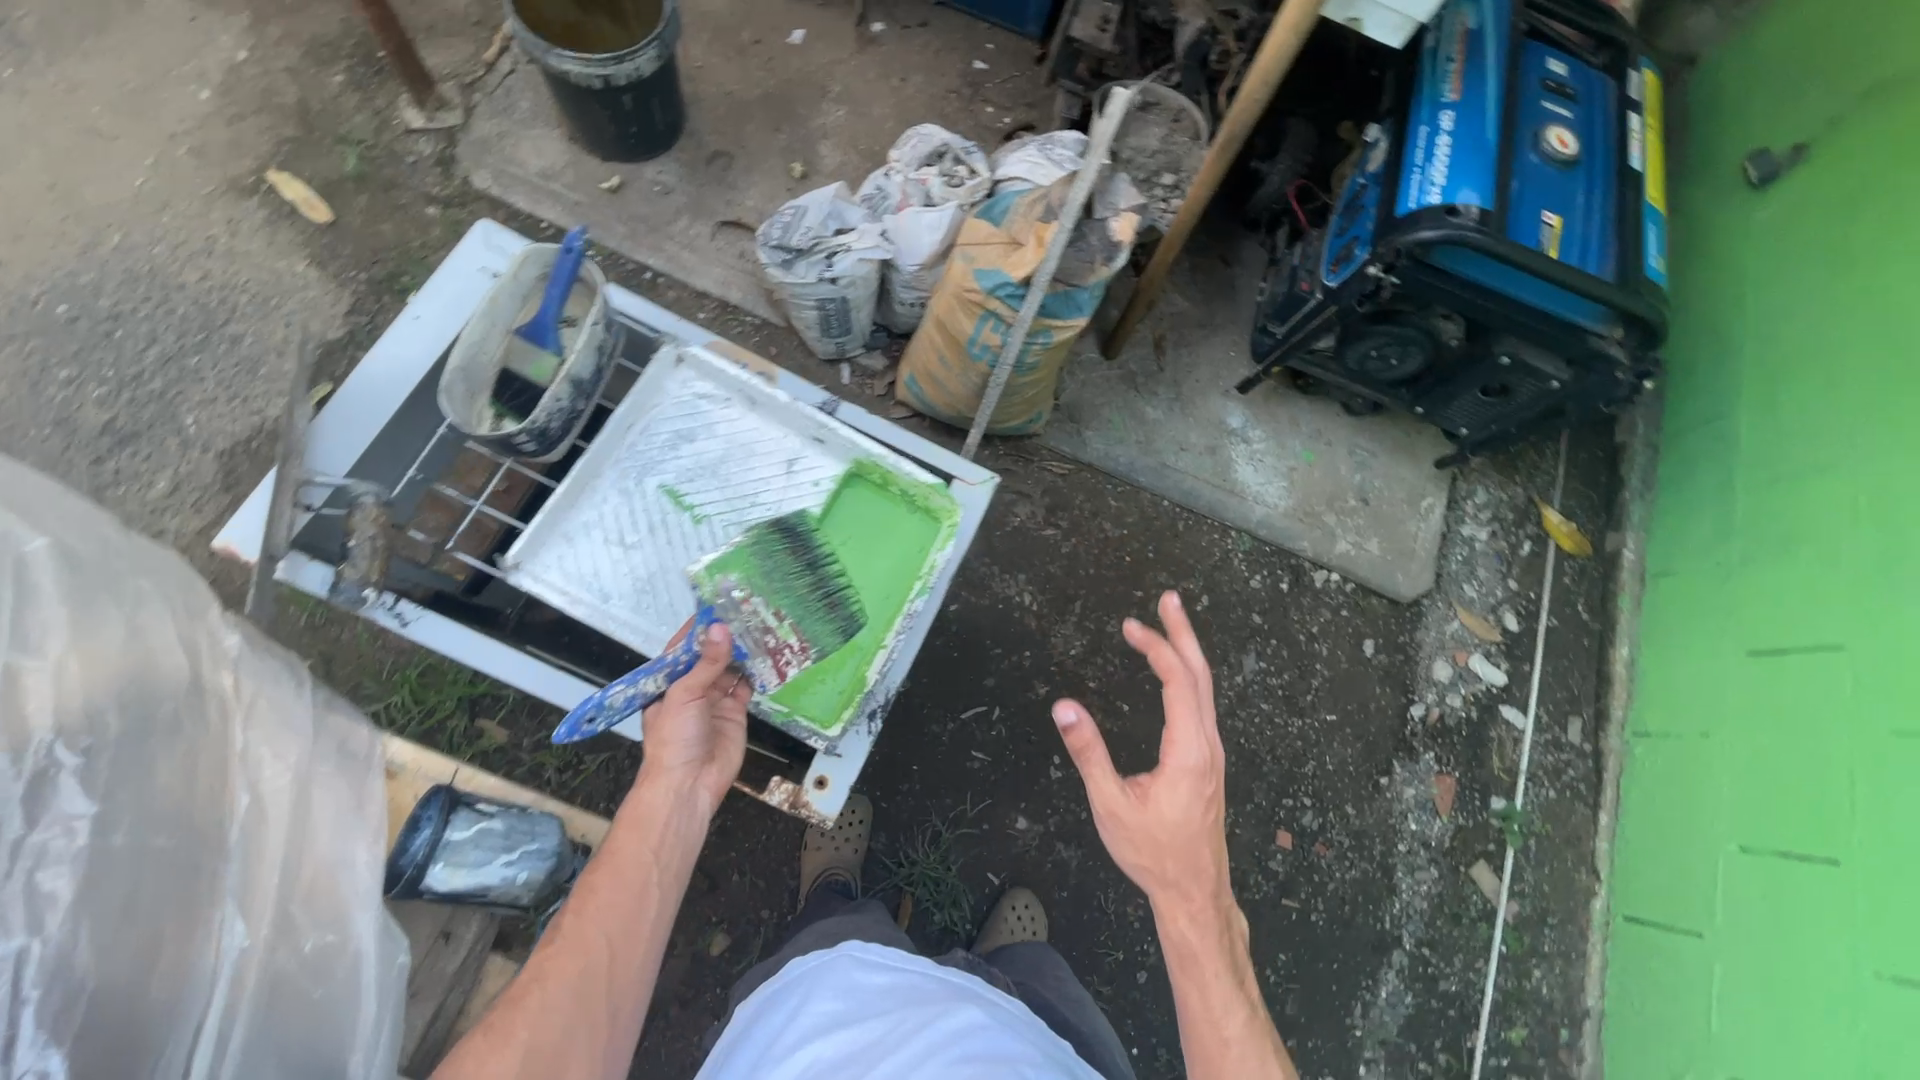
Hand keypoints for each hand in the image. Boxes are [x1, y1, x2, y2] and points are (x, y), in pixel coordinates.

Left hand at [634, 621, 752, 816]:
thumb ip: (706, 663)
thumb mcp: (684, 695)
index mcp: (668, 681)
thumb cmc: (673, 738)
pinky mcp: (735, 712)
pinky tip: (767, 655)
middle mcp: (691, 687)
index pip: (683, 647)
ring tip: (760, 627)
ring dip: (742, 652)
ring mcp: (714, 700)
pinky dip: (755, 673)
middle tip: (747, 611)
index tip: (718, 604)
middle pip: (710, 655)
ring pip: (730, 668)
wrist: (688, 784)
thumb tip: (721, 628)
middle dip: (726, 637)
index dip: (699, 628)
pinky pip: (745, 687)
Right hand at [1052, 590, 1231, 915]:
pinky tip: (1175, 674)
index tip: (1129, 626)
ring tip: (1170, 624)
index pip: (1178, 681)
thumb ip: (1089, 753)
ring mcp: (1213, 753)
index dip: (1156, 647)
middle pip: (1201, 675)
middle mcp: (1208, 744)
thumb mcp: (1111, 805)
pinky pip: (1202, 705)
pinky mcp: (1209, 762)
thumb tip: (1064, 707)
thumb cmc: (1152, 852)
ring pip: (1205, 690)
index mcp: (1189, 749)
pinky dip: (1188, 676)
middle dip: (1184, 633)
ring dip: (1187, 652)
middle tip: (1169, 598)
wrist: (1195, 891)